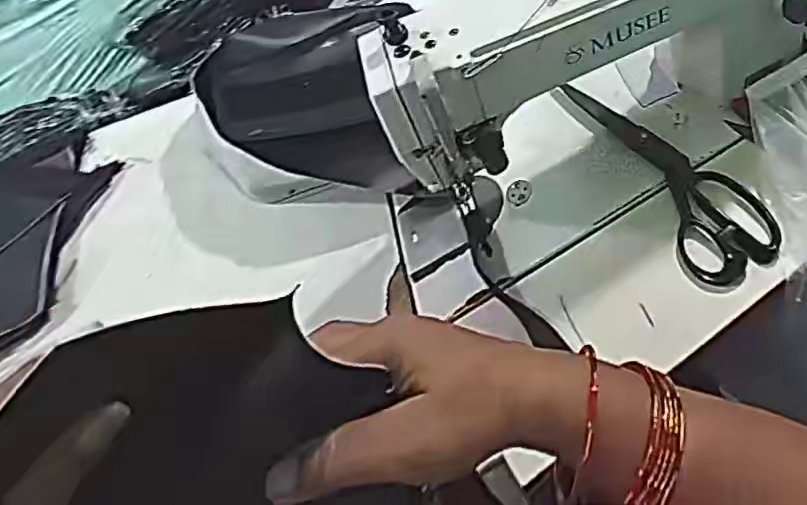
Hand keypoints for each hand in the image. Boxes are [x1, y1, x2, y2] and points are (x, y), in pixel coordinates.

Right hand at [265, 317, 584, 502]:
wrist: (535, 400)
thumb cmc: (484, 402)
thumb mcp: (403, 441)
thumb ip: (343, 454)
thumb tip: (289, 472)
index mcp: (387, 336)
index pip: (317, 343)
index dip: (288, 378)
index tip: (271, 412)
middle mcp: (401, 334)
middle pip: (337, 357)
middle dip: (315, 394)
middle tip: (298, 438)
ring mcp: (419, 350)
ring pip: (362, 371)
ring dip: (344, 403)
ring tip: (330, 443)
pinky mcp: (434, 370)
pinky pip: (386, 382)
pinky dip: (371, 407)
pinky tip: (374, 436)